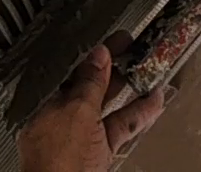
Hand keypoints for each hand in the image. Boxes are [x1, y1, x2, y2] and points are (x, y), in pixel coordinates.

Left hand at [16, 43, 169, 171]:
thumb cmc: (58, 161)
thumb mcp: (77, 112)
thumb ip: (90, 83)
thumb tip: (100, 54)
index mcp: (46, 103)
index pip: (73, 70)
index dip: (95, 54)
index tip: (114, 40)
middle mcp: (61, 118)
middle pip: (91, 85)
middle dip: (115, 67)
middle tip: (134, 48)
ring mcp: (81, 137)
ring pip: (109, 106)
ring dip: (131, 88)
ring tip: (150, 71)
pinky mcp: (99, 154)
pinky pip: (119, 128)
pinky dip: (138, 115)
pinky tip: (154, 102)